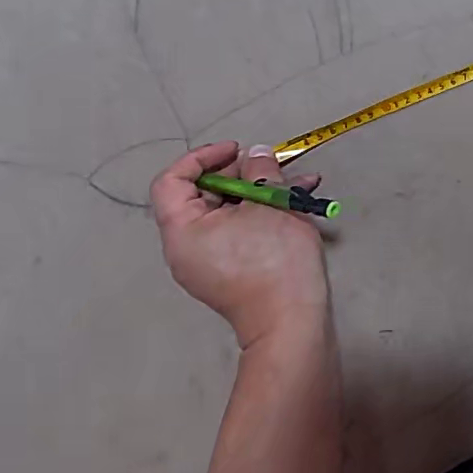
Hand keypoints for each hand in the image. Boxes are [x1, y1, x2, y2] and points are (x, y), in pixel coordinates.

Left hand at [151, 142, 330, 349]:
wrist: (292, 323)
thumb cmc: (274, 260)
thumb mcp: (269, 204)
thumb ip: (260, 171)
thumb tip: (256, 154)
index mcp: (183, 230)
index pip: (172, 181)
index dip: (202, 157)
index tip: (236, 150)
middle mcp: (189, 246)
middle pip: (204, 193)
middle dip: (242, 171)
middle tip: (271, 163)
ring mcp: (211, 260)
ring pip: (230, 209)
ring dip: (262, 189)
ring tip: (298, 178)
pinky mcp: (234, 268)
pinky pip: (242, 228)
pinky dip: (266, 210)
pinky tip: (300, 197)